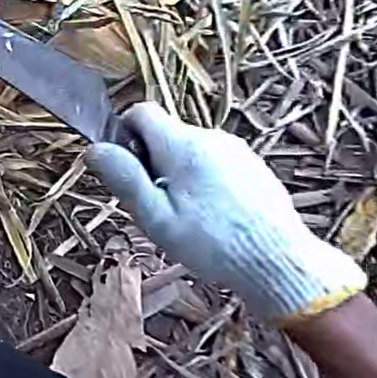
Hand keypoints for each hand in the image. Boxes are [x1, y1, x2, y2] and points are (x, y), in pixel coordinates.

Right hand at [85, 103, 362, 322]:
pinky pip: (212, 161)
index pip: (140, 112)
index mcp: (183, 145)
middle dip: (149, 160)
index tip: (127, 168)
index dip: (124, 134)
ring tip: (184, 215)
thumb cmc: (212, 244)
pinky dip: (201, 180)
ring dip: (175, 172)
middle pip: (163, 133)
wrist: (282, 265)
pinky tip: (211, 215)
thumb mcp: (155, 216)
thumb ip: (124, 178)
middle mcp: (211, 138)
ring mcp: (236, 151)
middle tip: (154, 204)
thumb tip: (94, 148)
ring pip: (187, 149)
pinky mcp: (252, 167)